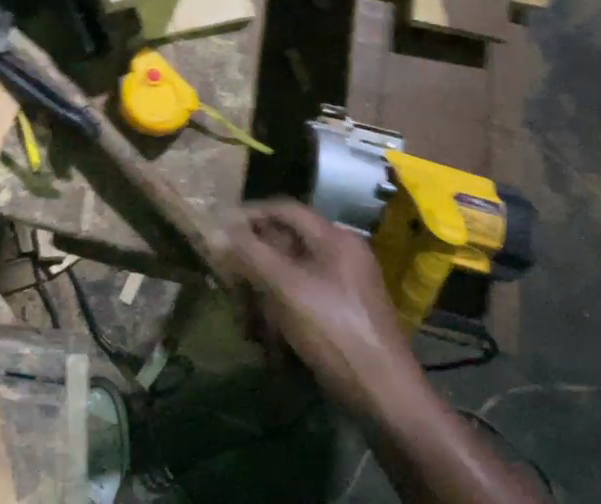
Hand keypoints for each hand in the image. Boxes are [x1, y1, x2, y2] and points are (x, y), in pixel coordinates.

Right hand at [210, 200, 423, 417]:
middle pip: (286, 241)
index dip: (249, 214)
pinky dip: (279, 306)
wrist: (382, 392)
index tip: (219, 228)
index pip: (285, 209)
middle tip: (228, 274)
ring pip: (290, 271)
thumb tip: (218, 228)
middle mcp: (342, 255)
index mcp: (335, 239)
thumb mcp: (284, 286)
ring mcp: (344, 285)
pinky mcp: (343, 312)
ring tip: (244, 312)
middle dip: (253, 258)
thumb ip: (249, 252)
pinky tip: (265, 331)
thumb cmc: (332, 329)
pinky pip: (302, 295)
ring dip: (262, 287)